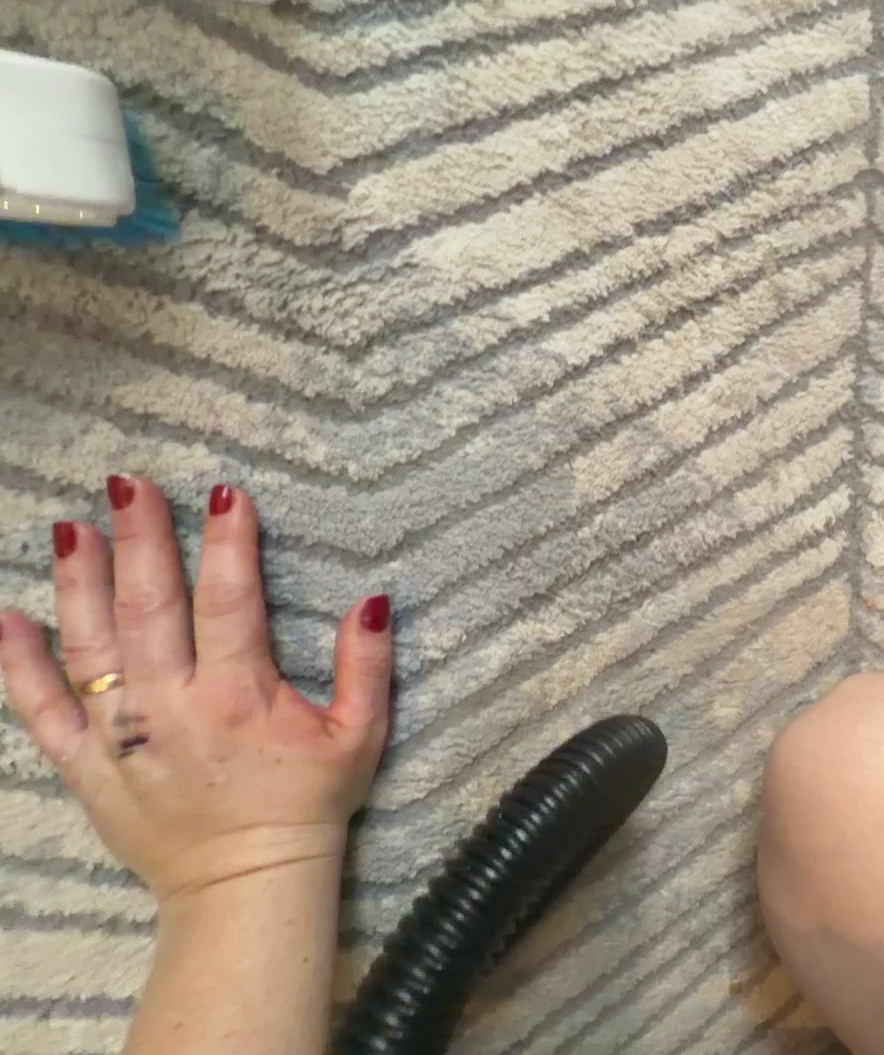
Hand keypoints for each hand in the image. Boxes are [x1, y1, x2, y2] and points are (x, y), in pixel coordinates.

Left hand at [0, 476, 390, 904]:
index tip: (222, 496)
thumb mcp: (363, 730)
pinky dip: (13, 661)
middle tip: (127, 485)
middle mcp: (169, 704)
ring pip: (88, 643)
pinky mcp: (85, 760)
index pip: (230, 601)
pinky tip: (2, 616)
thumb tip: (370, 601)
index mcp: (239, 694)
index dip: (227, 545)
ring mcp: (118, 732)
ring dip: (78, 581)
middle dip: (139, 541)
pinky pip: (37, 705)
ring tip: (71, 527)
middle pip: (149, 607)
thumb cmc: (315, 796)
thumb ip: (365, 665)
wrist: (249, 874)